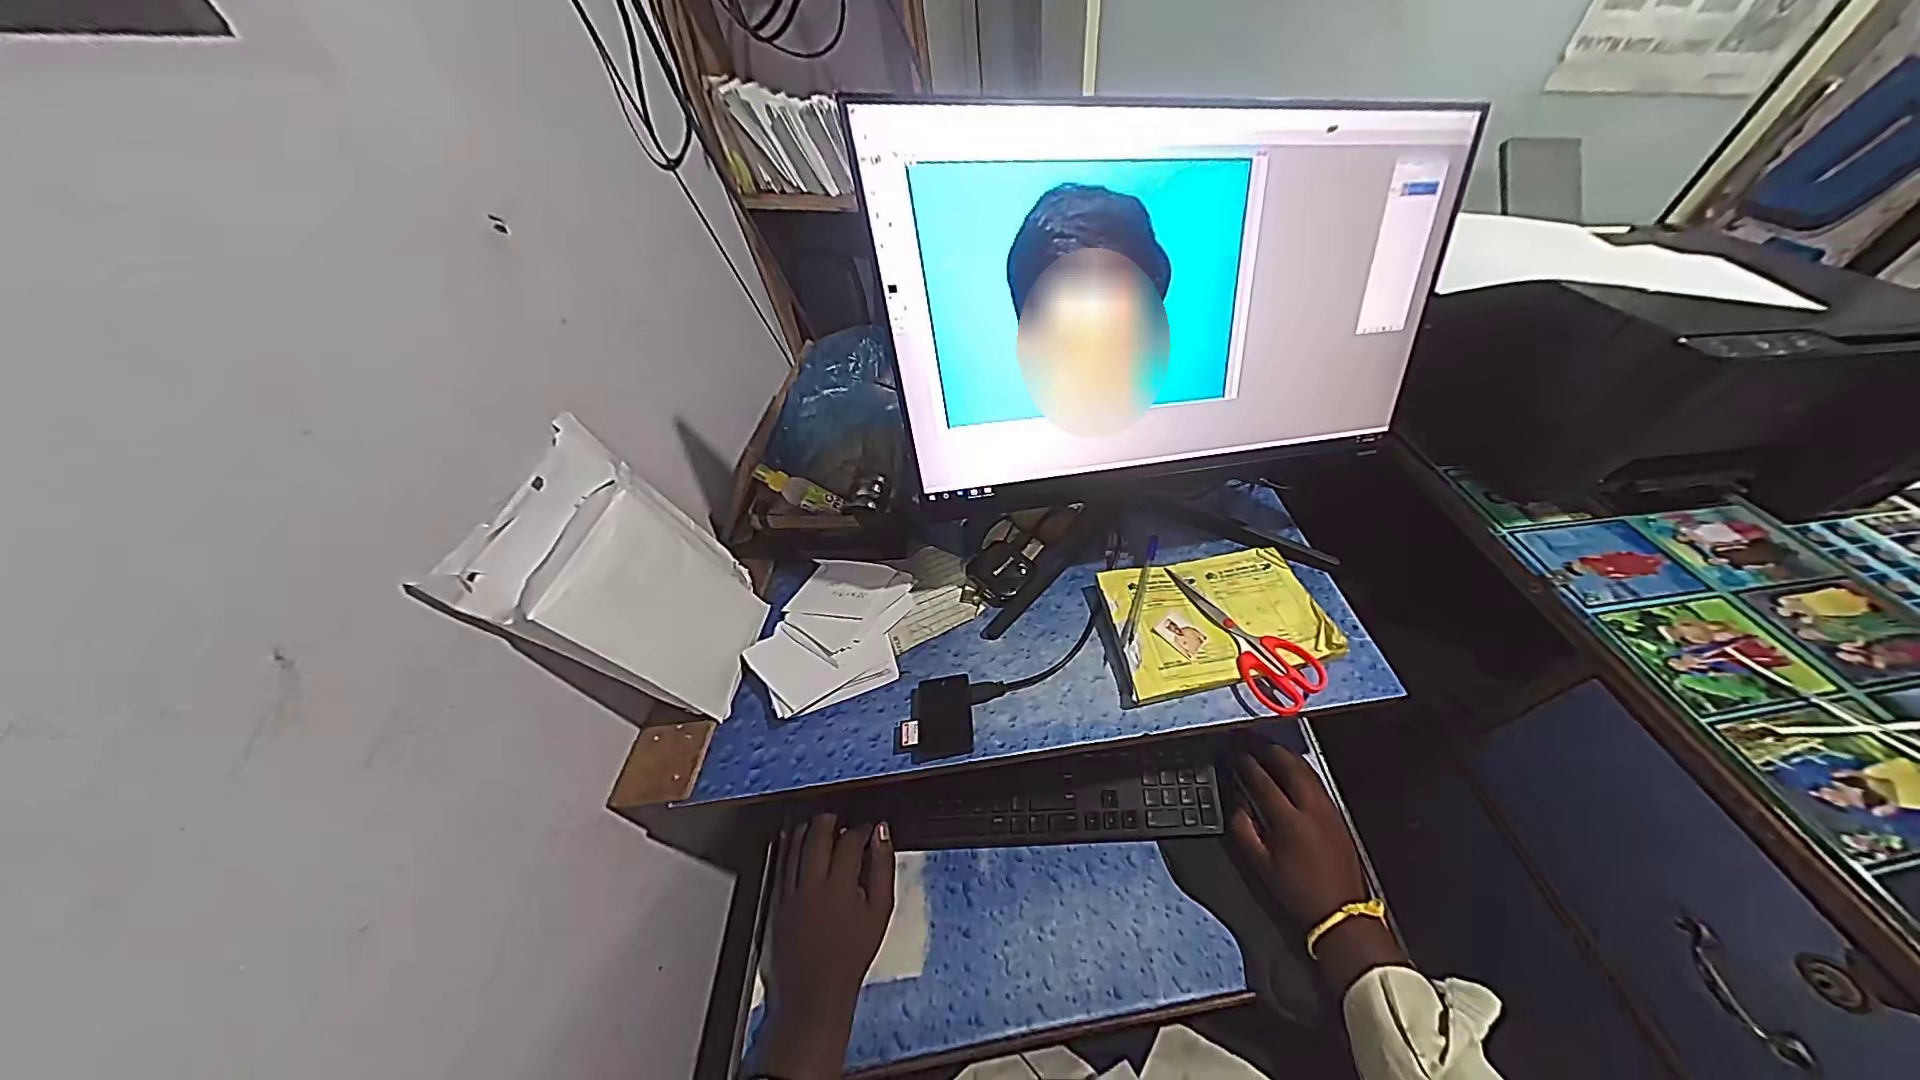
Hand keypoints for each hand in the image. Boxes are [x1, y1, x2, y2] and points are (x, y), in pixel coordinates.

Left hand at [750, 813, 893, 1079]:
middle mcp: (811, 885)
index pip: (850, 840)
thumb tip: (882, 834)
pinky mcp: (774, 901)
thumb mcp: (880, 911)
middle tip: (840, 820)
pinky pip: (780, 863)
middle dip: (831, 820)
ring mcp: (789, 893)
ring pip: (794, 844)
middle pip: (817, 833)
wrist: (813, 993)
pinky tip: (797, 844)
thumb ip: (883, 867)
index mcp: (840, 887)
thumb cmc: (851, 955)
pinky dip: (788, 847)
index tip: (868, 829)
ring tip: (820, 827)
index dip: (862, 828)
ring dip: (808, 829)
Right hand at [1230, 744, 1405, 989]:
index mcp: (1288, 821)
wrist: (1340, 913)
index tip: (1233, 754)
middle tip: (1249, 740)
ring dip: (1284, 755)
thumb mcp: (1260, 863)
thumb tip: (1236, 802)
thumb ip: (1243, 828)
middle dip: (1265, 749)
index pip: (1261, 780)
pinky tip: (1290, 767)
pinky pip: (1316, 780)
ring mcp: (1328, 809)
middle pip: (1287, 766)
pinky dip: (1299, 767)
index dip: (1244, 763)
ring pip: (1305, 770)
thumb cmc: (1296, 890)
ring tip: (1267, 747)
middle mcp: (1311, 808)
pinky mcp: (1337, 814)